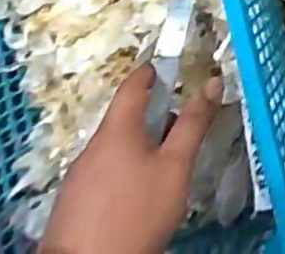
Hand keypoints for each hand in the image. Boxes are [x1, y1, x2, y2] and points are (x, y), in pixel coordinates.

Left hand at [40, 66, 222, 253]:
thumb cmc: (135, 213)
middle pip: (125, 118)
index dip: (152, 72)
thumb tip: (212, 81)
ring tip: (165, 169)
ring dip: (140, 147)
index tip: (171, 71)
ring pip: (115, 149)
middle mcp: (93, 147)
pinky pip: (104, 175)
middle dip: (154, 117)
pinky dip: (124, 173)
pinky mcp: (72, 208)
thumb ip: (193, 123)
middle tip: (181, 129)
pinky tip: (138, 198)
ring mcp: (78, 179)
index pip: (133, 85)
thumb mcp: (175, 167)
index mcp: (117, 129)